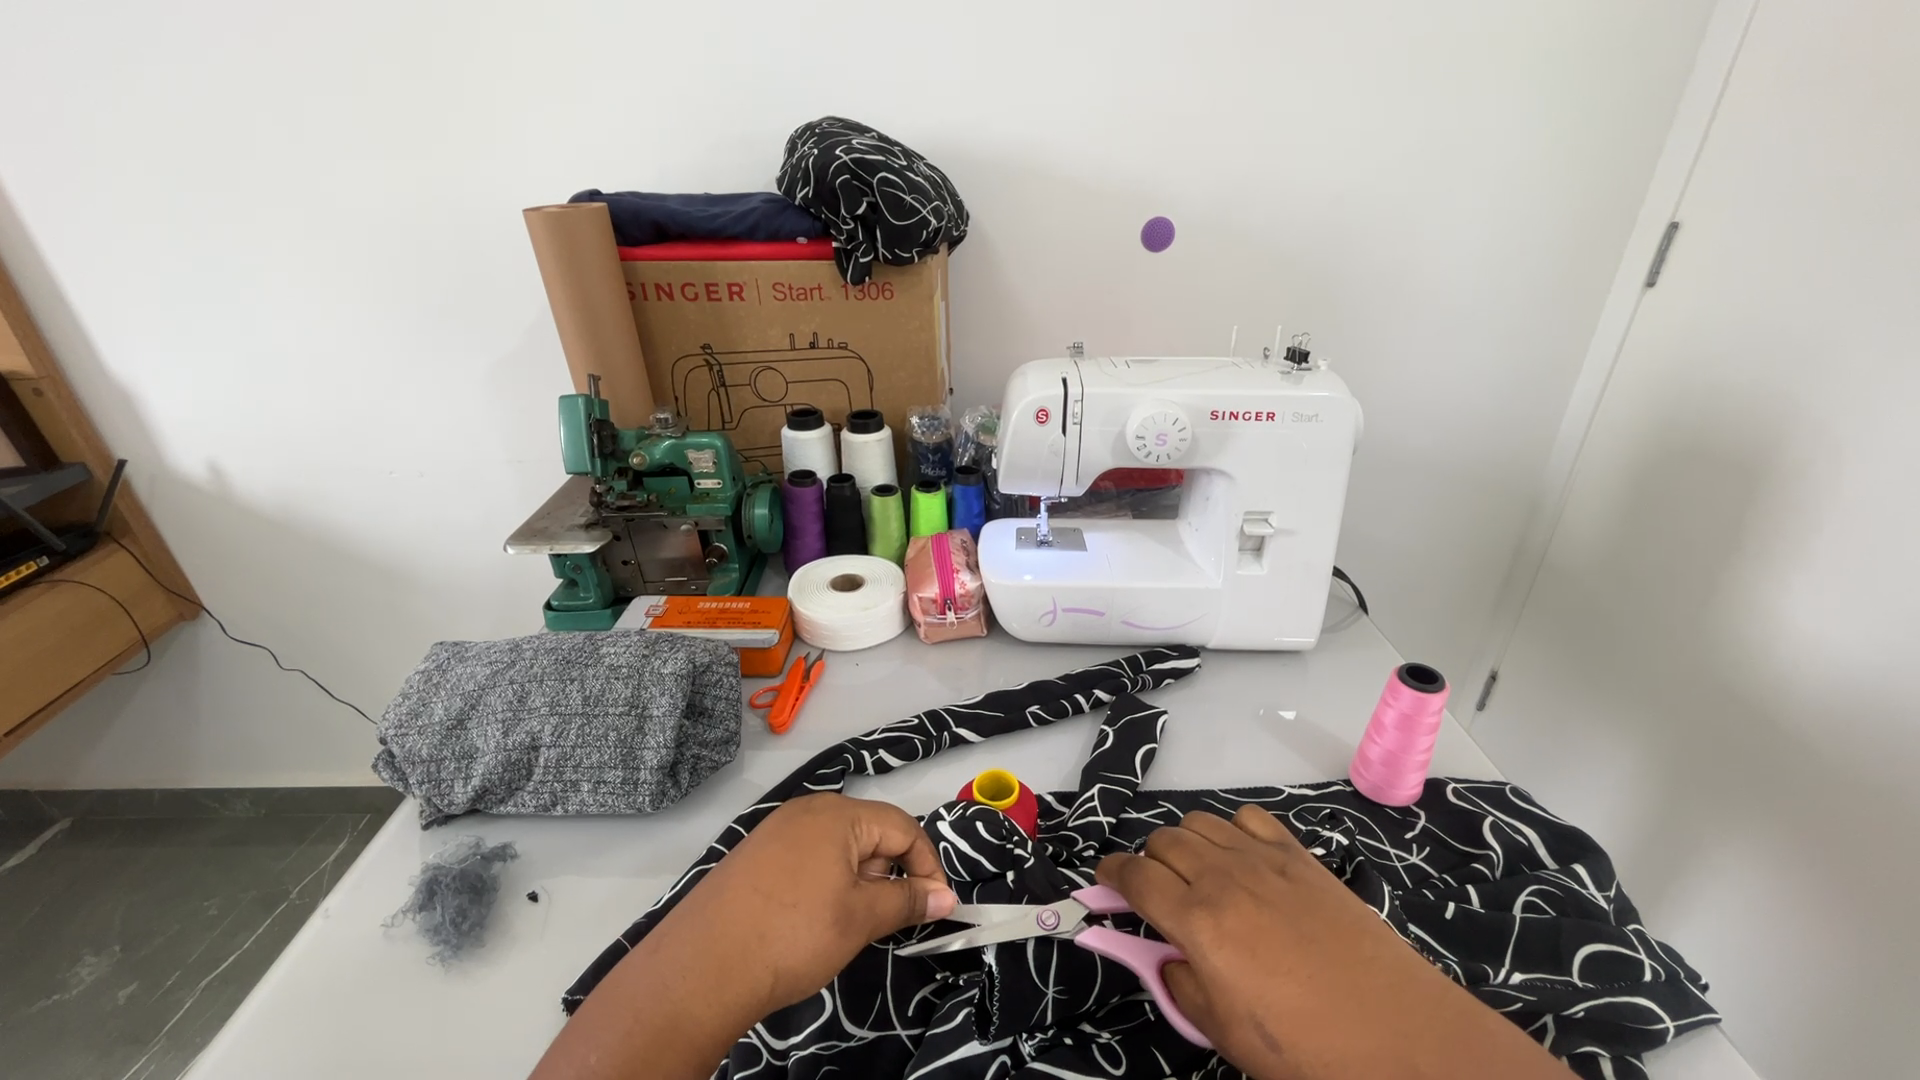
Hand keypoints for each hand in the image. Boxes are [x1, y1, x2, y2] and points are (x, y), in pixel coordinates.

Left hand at [666, 792, 957, 1012]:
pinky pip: (809, 858)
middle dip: (889, 874)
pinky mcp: (756, 856)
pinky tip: (813, 921)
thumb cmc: (793, 935)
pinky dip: (827, 883)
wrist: (702, 968)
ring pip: (839, 848)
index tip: (935, 907)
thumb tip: (946, 897)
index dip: (926, 866)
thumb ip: (907, 901)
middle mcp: (807, 810)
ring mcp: (776, 831)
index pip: (902, 827)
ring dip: (858, 881)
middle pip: (870, 833)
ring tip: (848, 925)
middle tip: (886, 919)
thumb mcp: (860, 919)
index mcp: (837, 814)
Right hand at [1097, 805, 1571, 1079]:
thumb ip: (1180, 983)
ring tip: (1198, 876)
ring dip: (1186, 843)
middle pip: (1163, 840)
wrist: (1401, 1036)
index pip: (1133, 876)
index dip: (1110, 875)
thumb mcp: (1225, 1032)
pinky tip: (1242, 861)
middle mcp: (1223, 876)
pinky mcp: (1301, 857)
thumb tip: (1165, 953)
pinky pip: (1250, 819)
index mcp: (1197, 921)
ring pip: (1201, 822)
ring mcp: (1265, 860)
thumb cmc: (1306, 1049)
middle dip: (1148, 862)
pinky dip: (1232, 831)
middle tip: (1157, 894)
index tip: (1105, 883)